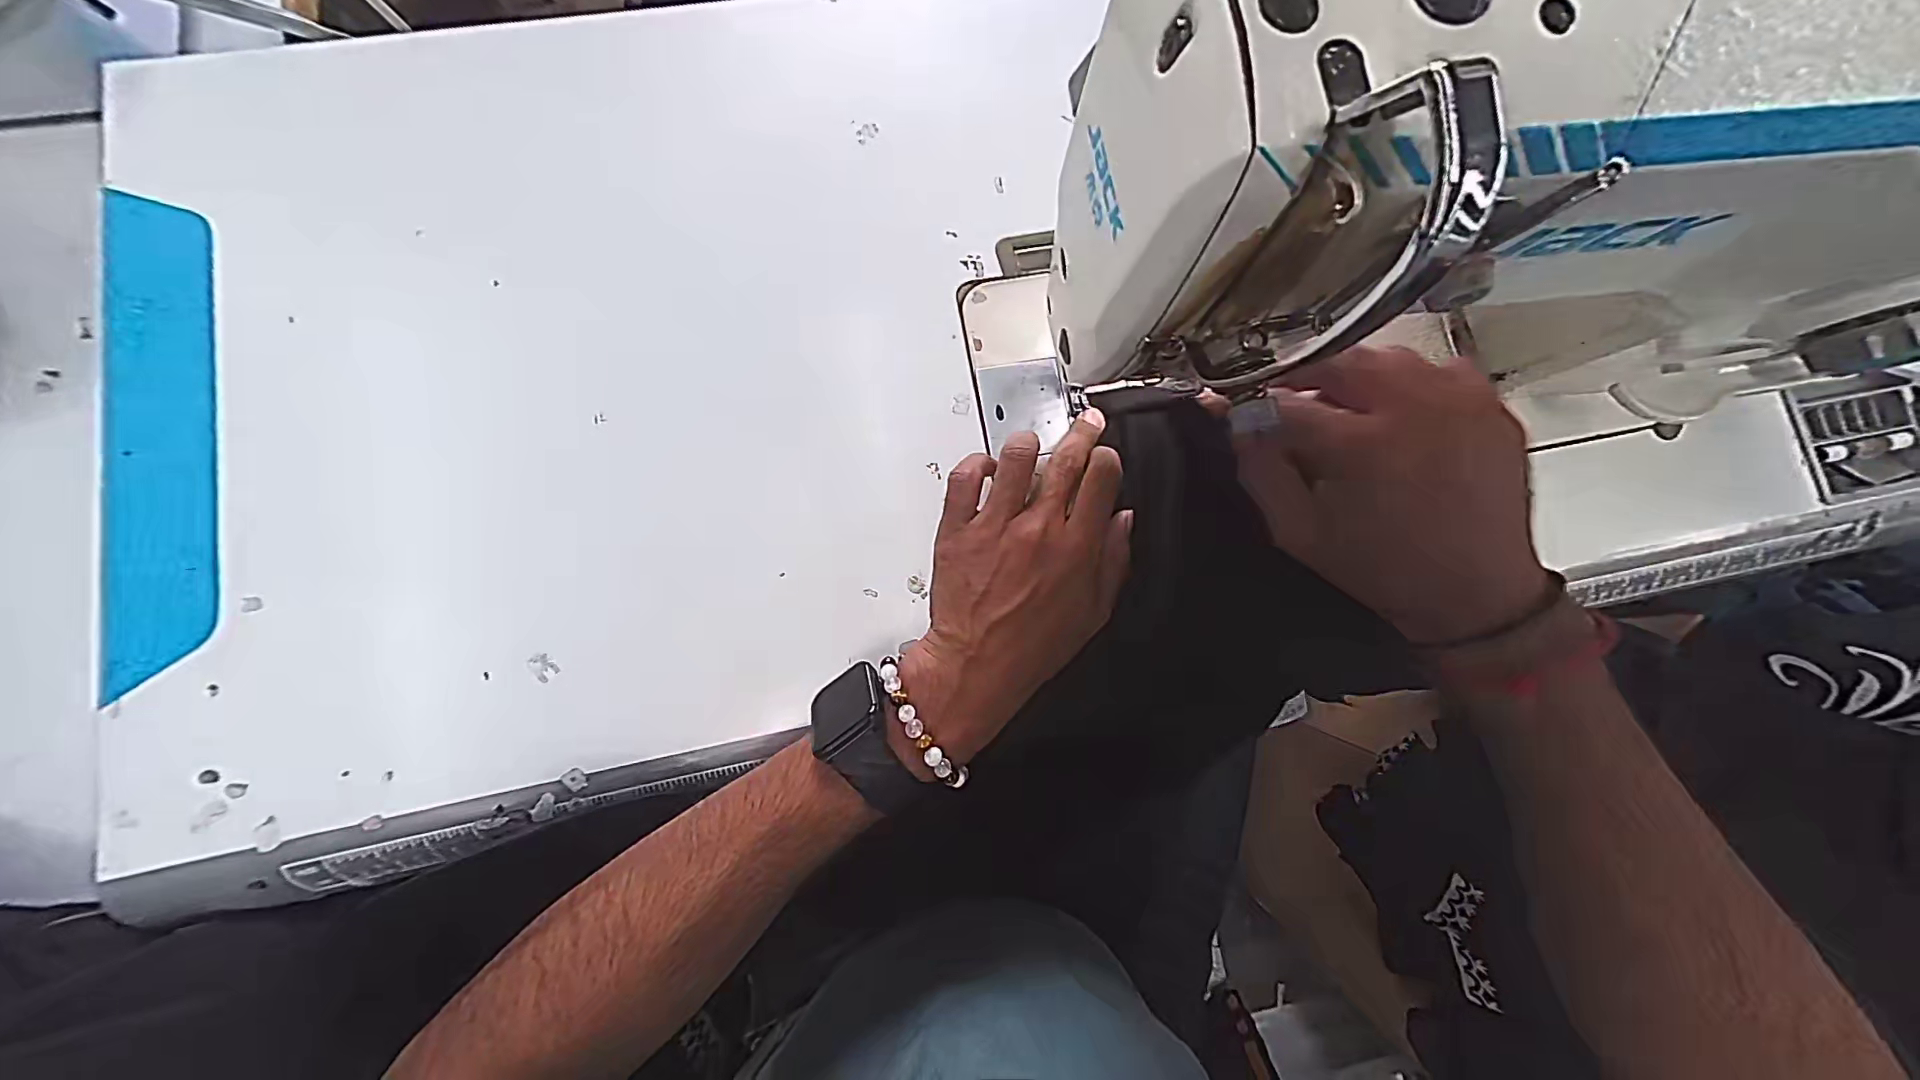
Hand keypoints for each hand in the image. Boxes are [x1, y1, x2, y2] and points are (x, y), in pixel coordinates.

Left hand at [893, 411, 1133, 773]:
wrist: (977, 665)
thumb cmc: (1032, 646)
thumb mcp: (1092, 612)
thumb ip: (1113, 561)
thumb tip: (1123, 521)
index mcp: (1076, 548)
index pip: (1101, 478)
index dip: (1107, 458)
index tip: (1105, 456)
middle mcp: (1038, 530)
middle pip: (1065, 459)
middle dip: (1081, 434)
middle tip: (1084, 426)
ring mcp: (995, 526)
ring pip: (1015, 457)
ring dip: (1027, 444)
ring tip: (1030, 446)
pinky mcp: (958, 530)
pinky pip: (964, 479)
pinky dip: (974, 464)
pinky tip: (984, 467)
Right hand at [1231, 346, 1549, 644]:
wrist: (1471, 592)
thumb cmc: (1382, 568)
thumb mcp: (1297, 530)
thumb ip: (1260, 471)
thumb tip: (1239, 426)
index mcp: (1361, 445)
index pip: (1285, 402)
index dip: (1255, 408)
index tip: (1245, 416)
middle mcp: (1415, 409)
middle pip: (1337, 362)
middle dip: (1302, 379)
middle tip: (1287, 404)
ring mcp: (1459, 403)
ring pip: (1386, 355)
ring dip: (1351, 376)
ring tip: (1338, 411)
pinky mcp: (1488, 407)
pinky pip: (1435, 368)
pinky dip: (1404, 382)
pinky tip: (1392, 414)